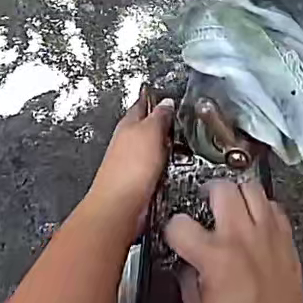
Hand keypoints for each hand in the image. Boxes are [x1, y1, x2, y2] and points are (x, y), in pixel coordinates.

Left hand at [83, 94, 174, 229]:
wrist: (120, 207)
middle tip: (180, 118)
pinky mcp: (138, 181)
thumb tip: (166, 102)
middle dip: (163, 123)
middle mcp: (127, 141)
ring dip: (165, 145)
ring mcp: (132, 162)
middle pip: (147, 126)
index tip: (167, 95)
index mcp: (128, 124)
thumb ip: (159, 116)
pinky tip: (173, 166)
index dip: (155, 98)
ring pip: (152, 147)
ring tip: (182, 142)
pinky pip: (155, 167)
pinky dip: (164, 164)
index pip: (142, 104)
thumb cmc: (130, 169)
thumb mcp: (150, 133)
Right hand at [164, 175, 302, 302]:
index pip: (180, 223)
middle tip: (203, 203)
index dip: (172, 228)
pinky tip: (254, 222)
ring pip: (251, 188)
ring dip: (236, 193)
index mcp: (215, 258)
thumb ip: (187, 276)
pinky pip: (274, 208)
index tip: (175, 234)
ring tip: (230, 205)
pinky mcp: (286, 241)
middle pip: (221, 188)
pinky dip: (262, 208)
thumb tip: (186, 261)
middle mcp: (242, 239)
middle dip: (206, 192)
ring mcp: (267, 236)